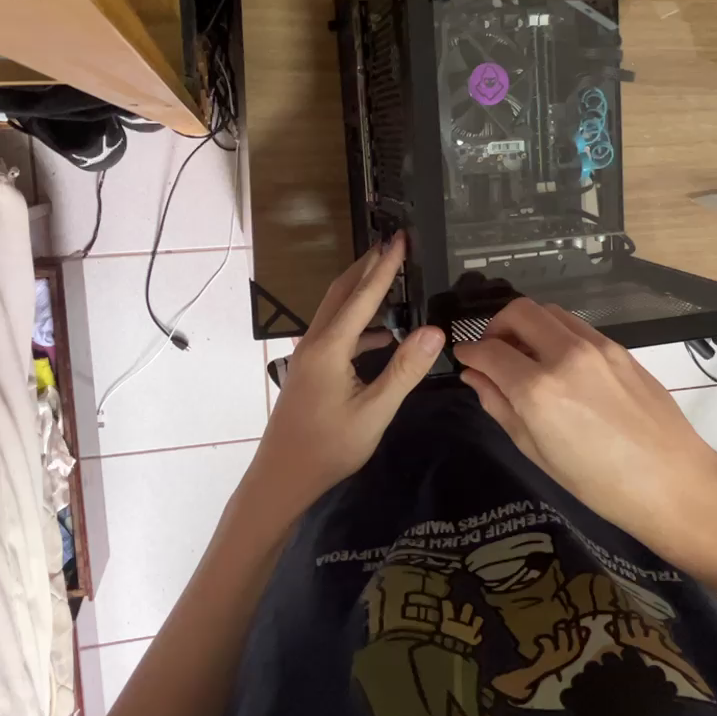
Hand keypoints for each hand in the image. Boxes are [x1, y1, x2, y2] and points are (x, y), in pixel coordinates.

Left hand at [245, 233, 444, 513]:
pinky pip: (335, 332)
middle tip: (393, 245)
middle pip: (341, 292)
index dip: (384, 266)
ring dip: (361, 292)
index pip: (362, 296)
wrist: (282, 477)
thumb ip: (404, 370)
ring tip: (389, 280)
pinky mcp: (309, 370)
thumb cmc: (329, 447)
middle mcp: (315, 342)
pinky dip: (358, 323)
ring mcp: (308, 355)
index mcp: (330, 347)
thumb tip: (434, 331)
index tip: (400, 238)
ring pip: (336, 311)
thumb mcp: (375, 411)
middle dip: (367, 266)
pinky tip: (380, 336)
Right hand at [453, 299, 716, 548]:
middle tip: (492, 351)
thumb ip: (500, 407)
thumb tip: (474, 377)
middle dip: (495, 326)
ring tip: (524, 354)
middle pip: (517, 312)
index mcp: (539, 390)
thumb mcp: (537, 453)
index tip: (464, 358)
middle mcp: (565, 356)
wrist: (673, 482)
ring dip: (526, 323)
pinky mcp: (619, 348)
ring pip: (548, 311)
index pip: (489, 351)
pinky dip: (555, 331)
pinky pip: (576, 325)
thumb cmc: (600, 484)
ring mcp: (597, 347)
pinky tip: (557, 361)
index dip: (469, 352)